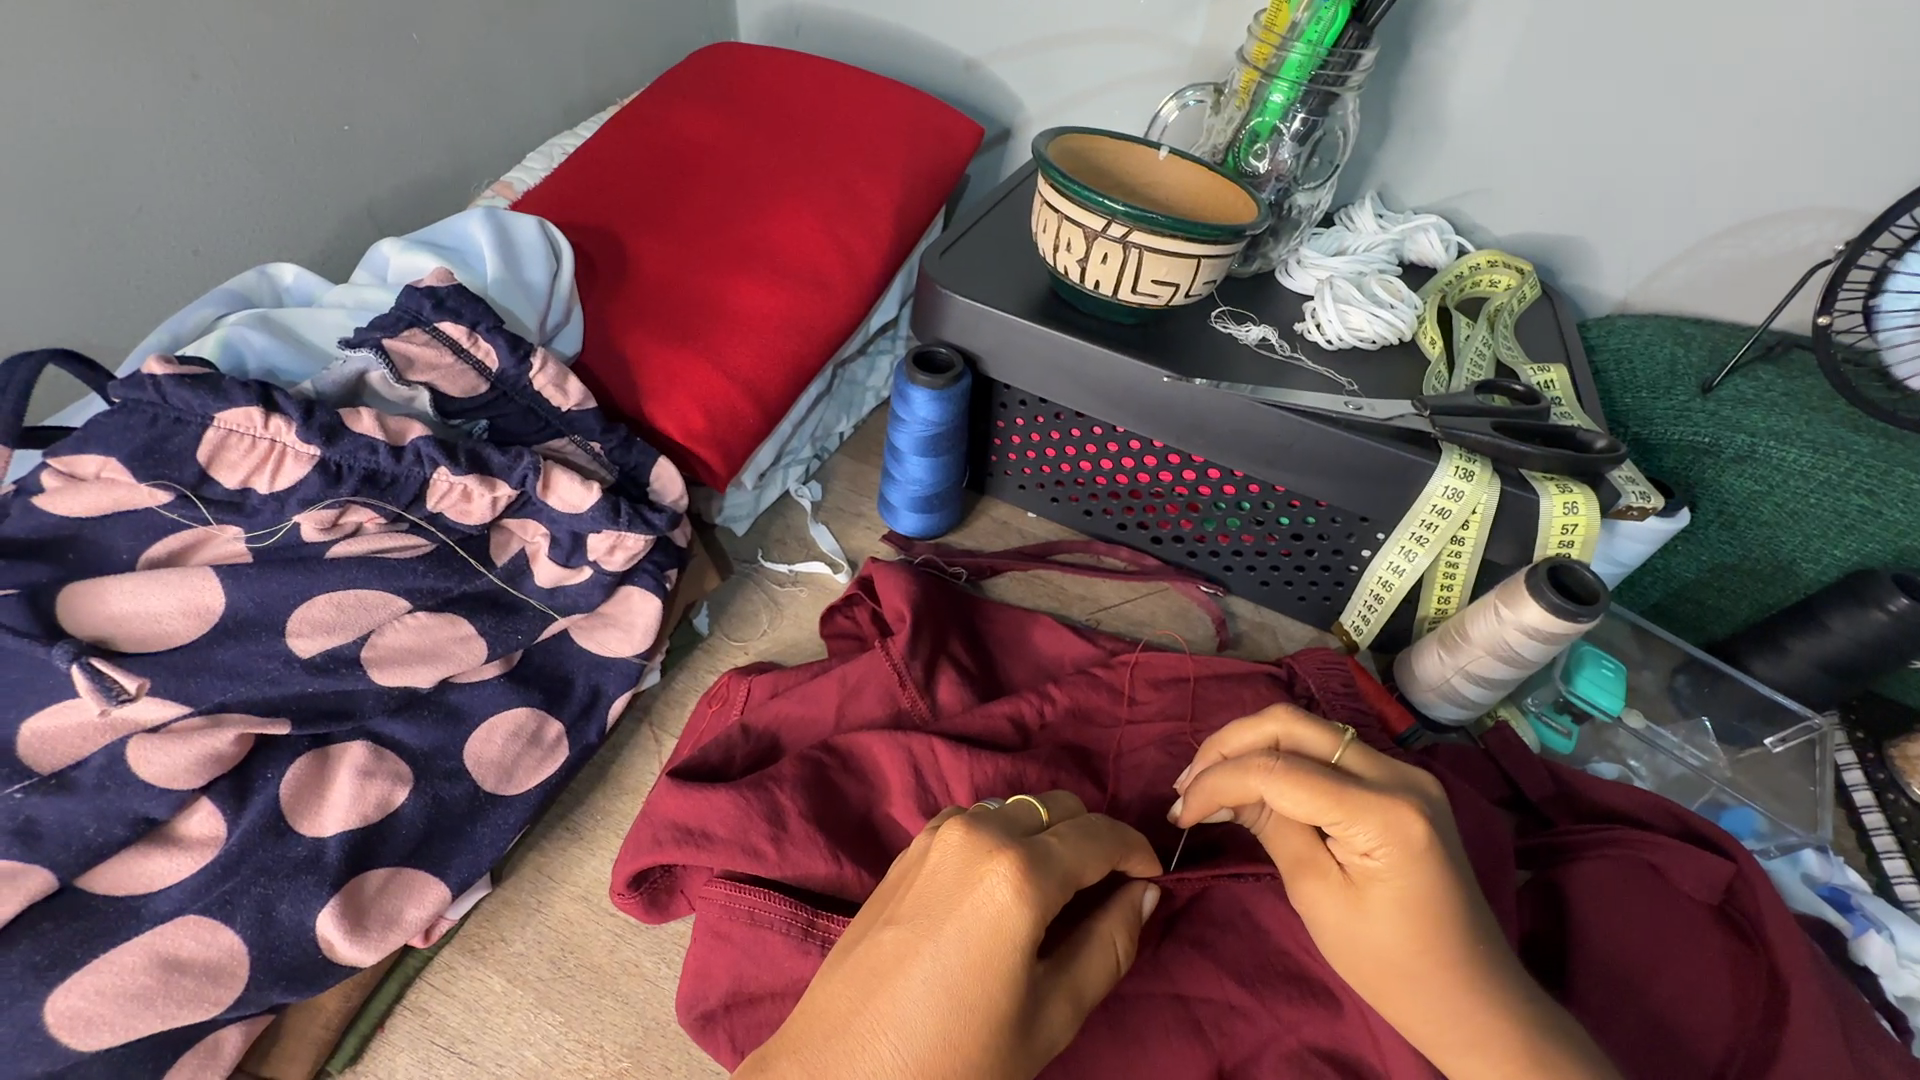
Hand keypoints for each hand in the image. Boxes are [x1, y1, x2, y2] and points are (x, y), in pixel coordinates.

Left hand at [736, 790, 1161, 1079]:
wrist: (840, 1069)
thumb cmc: (955, 1057)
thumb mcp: (1050, 1014)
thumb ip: (1109, 944)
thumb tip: (1145, 892)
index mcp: (1019, 871)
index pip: (1100, 834)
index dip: (1137, 851)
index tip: (1153, 878)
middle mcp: (979, 831)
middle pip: (1060, 807)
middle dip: (1094, 838)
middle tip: (1107, 891)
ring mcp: (938, 833)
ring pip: (1017, 806)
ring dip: (1048, 833)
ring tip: (1056, 891)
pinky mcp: (910, 845)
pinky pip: (977, 818)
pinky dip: (1005, 834)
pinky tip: (1001, 884)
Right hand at [1169, 705, 1618, 1079]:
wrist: (1475, 1000)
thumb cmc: (1393, 967)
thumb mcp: (1318, 899)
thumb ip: (1271, 829)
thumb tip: (1215, 793)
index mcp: (1384, 812)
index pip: (1278, 770)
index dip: (1218, 781)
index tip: (1180, 811)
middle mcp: (1398, 773)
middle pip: (1291, 724)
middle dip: (1229, 745)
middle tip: (1188, 784)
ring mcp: (1404, 773)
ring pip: (1306, 729)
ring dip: (1251, 747)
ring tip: (1208, 782)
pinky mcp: (1399, 783)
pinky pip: (1326, 751)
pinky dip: (1280, 759)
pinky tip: (1250, 784)